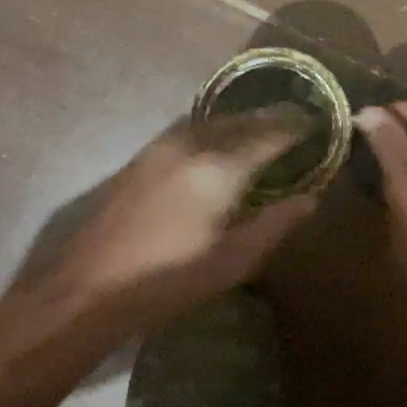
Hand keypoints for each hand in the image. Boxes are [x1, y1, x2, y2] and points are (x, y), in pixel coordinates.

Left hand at [38, 108, 315, 328]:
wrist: (89, 288)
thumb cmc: (170, 280)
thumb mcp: (234, 261)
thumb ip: (275, 224)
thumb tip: (310, 199)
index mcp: (219, 169)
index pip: (269, 135)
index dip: (296, 128)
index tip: (317, 124)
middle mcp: (191, 146)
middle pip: (239, 120)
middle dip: (269, 118)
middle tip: (294, 121)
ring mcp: (160, 149)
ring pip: (210, 121)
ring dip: (239, 121)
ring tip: (260, 129)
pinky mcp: (140, 160)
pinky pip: (188, 130)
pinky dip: (213, 130)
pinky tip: (218, 145)